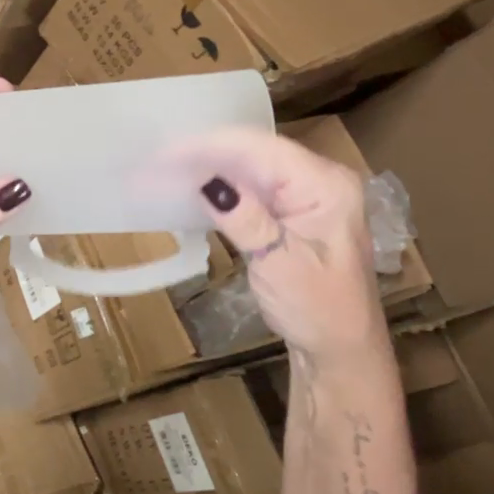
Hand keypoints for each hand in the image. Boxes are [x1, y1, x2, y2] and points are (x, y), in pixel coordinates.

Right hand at [177, 129, 386, 366]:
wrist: (341, 347)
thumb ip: (247, 220)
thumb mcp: (280, 265)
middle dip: (203, 152)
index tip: (162, 153)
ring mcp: (305, 194)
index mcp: (326, 186)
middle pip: (254, 151)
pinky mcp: (290, 210)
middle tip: (152, 160)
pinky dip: (219, 184)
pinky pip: (250, 185)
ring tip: (161, 169)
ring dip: (206, 166)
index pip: (261, 149)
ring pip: (249, 166)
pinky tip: (189, 186)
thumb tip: (208, 183)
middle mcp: (319, 180)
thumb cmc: (318, 310)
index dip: (210, 145)